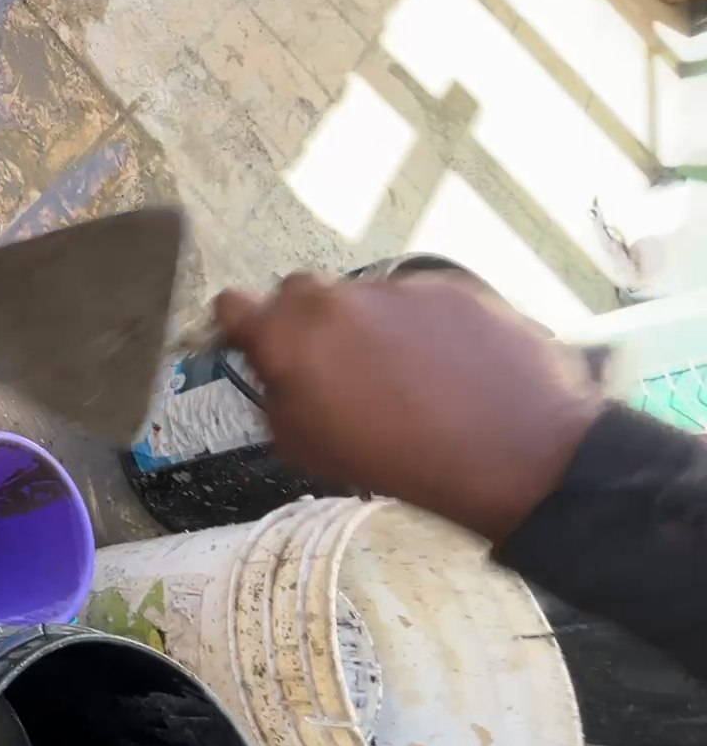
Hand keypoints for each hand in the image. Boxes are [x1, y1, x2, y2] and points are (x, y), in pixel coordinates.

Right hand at [215, 272, 603, 541]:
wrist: (514, 455)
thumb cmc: (386, 458)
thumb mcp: (296, 439)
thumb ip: (270, 388)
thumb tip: (273, 365)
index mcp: (283, 335)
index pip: (231, 304)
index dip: (239, 324)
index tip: (254, 344)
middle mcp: (329, 299)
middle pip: (296, 291)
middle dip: (303, 319)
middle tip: (330, 359)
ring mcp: (393, 288)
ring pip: (358, 295)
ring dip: (363, 321)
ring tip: (400, 366)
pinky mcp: (451, 288)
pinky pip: (414, 298)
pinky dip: (416, 322)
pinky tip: (442, 360)